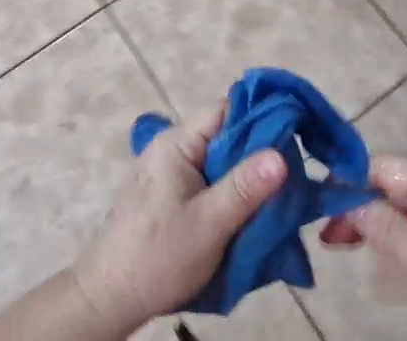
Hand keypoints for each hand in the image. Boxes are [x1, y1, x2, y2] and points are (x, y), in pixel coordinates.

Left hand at [68, 104, 287, 334]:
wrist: (111, 295)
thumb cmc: (158, 255)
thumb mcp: (209, 223)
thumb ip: (245, 188)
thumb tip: (282, 154)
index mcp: (176, 143)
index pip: (224, 111)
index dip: (259, 119)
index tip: (295, 138)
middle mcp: (172, 149)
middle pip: (225, 136)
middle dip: (258, 155)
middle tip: (293, 178)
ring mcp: (170, 173)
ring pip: (220, 163)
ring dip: (247, 180)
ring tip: (279, 199)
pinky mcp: (171, 197)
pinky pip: (209, 183)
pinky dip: (231, 195)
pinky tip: (252, 215)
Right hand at [319, 155, 406, 340]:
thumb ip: (383, 227)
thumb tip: (344, 201)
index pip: (381, 166)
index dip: (348, 186)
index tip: (321, 215)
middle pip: (394, 180)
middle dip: (361, 205)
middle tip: (331, 240)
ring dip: (380, 218)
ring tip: (349, 244)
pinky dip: (405, 227)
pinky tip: (388, 246)